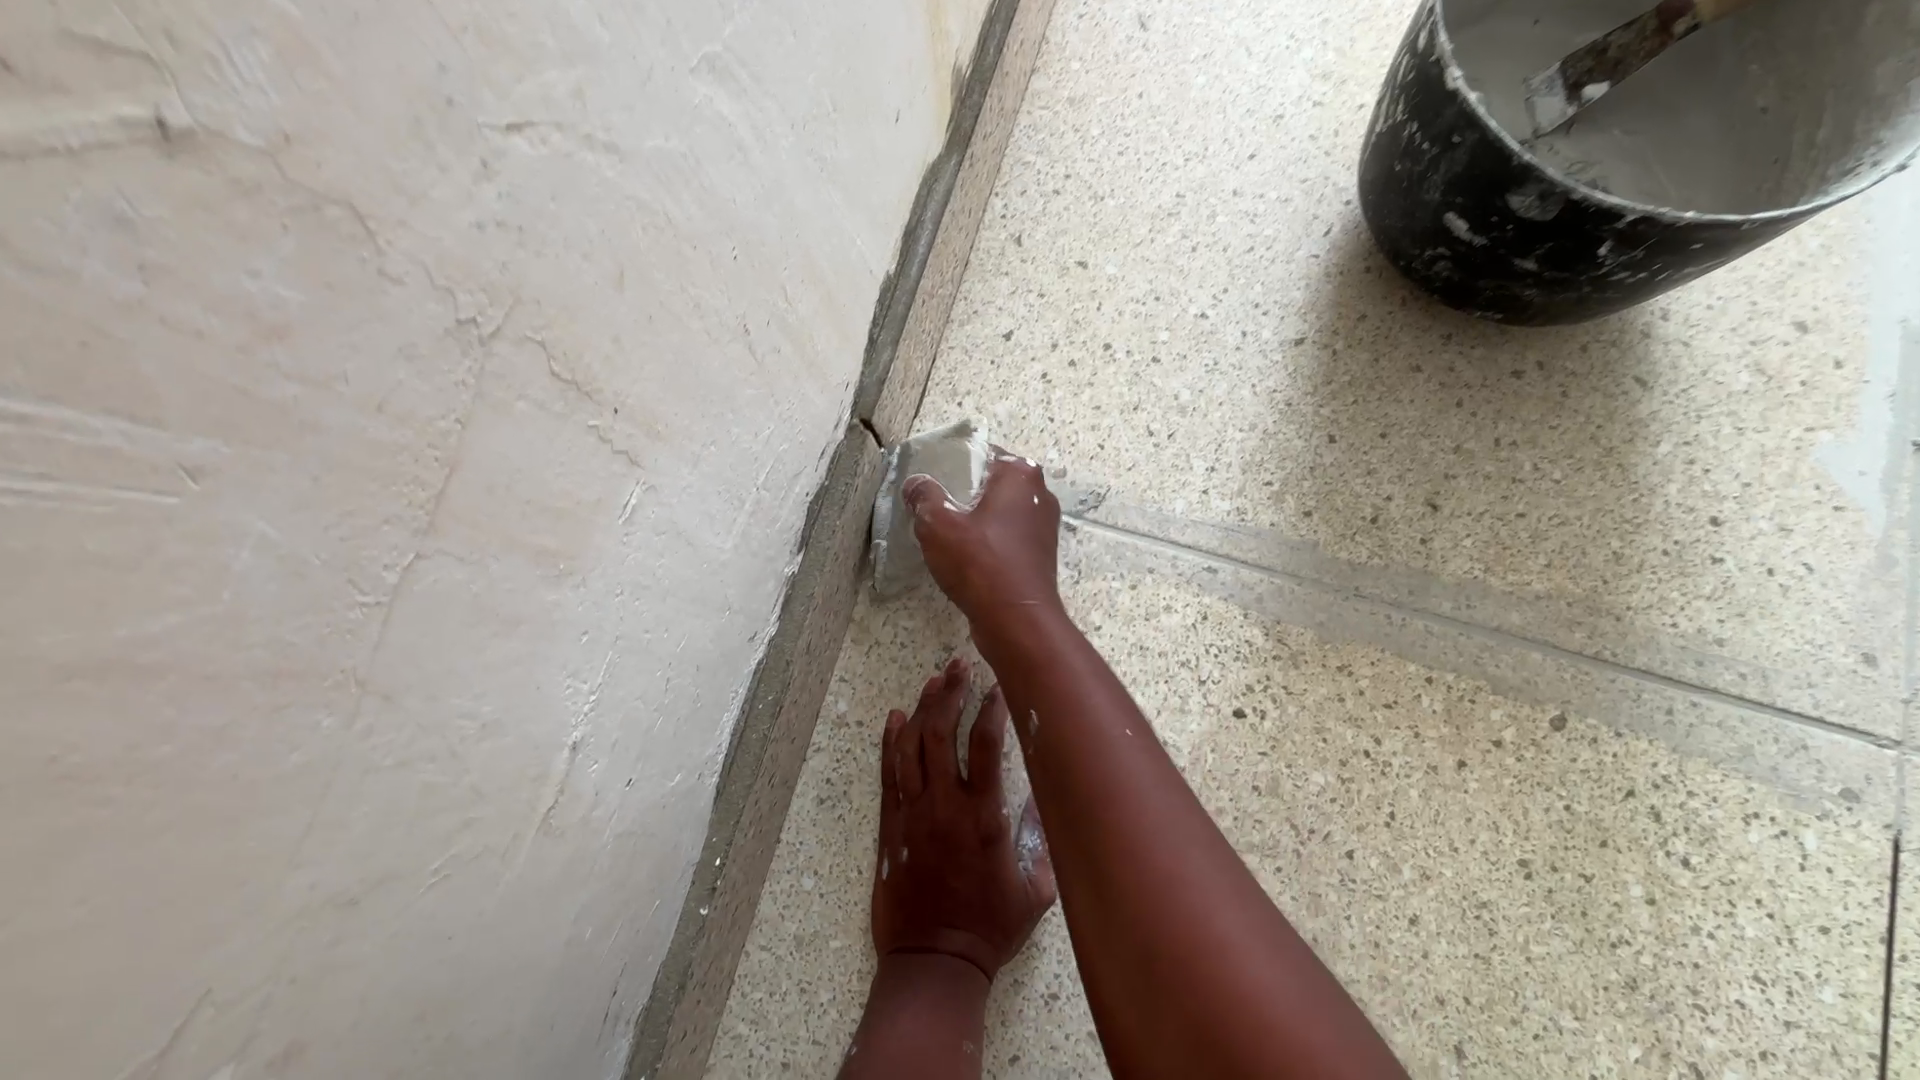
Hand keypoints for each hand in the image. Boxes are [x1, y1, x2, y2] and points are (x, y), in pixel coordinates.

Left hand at [872, 657, 1056, 980]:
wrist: (933, 961)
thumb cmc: (989, 930)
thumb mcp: (1035, 890)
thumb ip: (1042, 838)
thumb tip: (1044, 796)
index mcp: (985, 818)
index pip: (986, 745)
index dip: (991, 708)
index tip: (997, 685)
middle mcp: (946, 807)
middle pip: (941, 732)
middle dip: (951, 692)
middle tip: (959, 665)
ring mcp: (912, 814)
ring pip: (911, 746)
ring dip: (922, 708)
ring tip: (934, 680)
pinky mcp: (889, 827)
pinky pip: (887, 774)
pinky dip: (889, 741)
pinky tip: (895, 717)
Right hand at [903, 451, 1063, 634]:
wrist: (1017, 620)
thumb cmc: (979, 563)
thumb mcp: (937, 524)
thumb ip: (924, 497)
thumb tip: (916, 484)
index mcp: (1020, 474)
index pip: (983, 454)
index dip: (955, 465)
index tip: (932, 481)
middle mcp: (1040, 494)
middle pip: (993, 484)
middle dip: (965, 494)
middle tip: (935, 508)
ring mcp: (1044, 526)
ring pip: (1001, 513)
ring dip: (977, 521)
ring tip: (947, 534)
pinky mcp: (1041, 554)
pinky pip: (1008, 538)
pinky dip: (989, 543)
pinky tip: (966, 557)